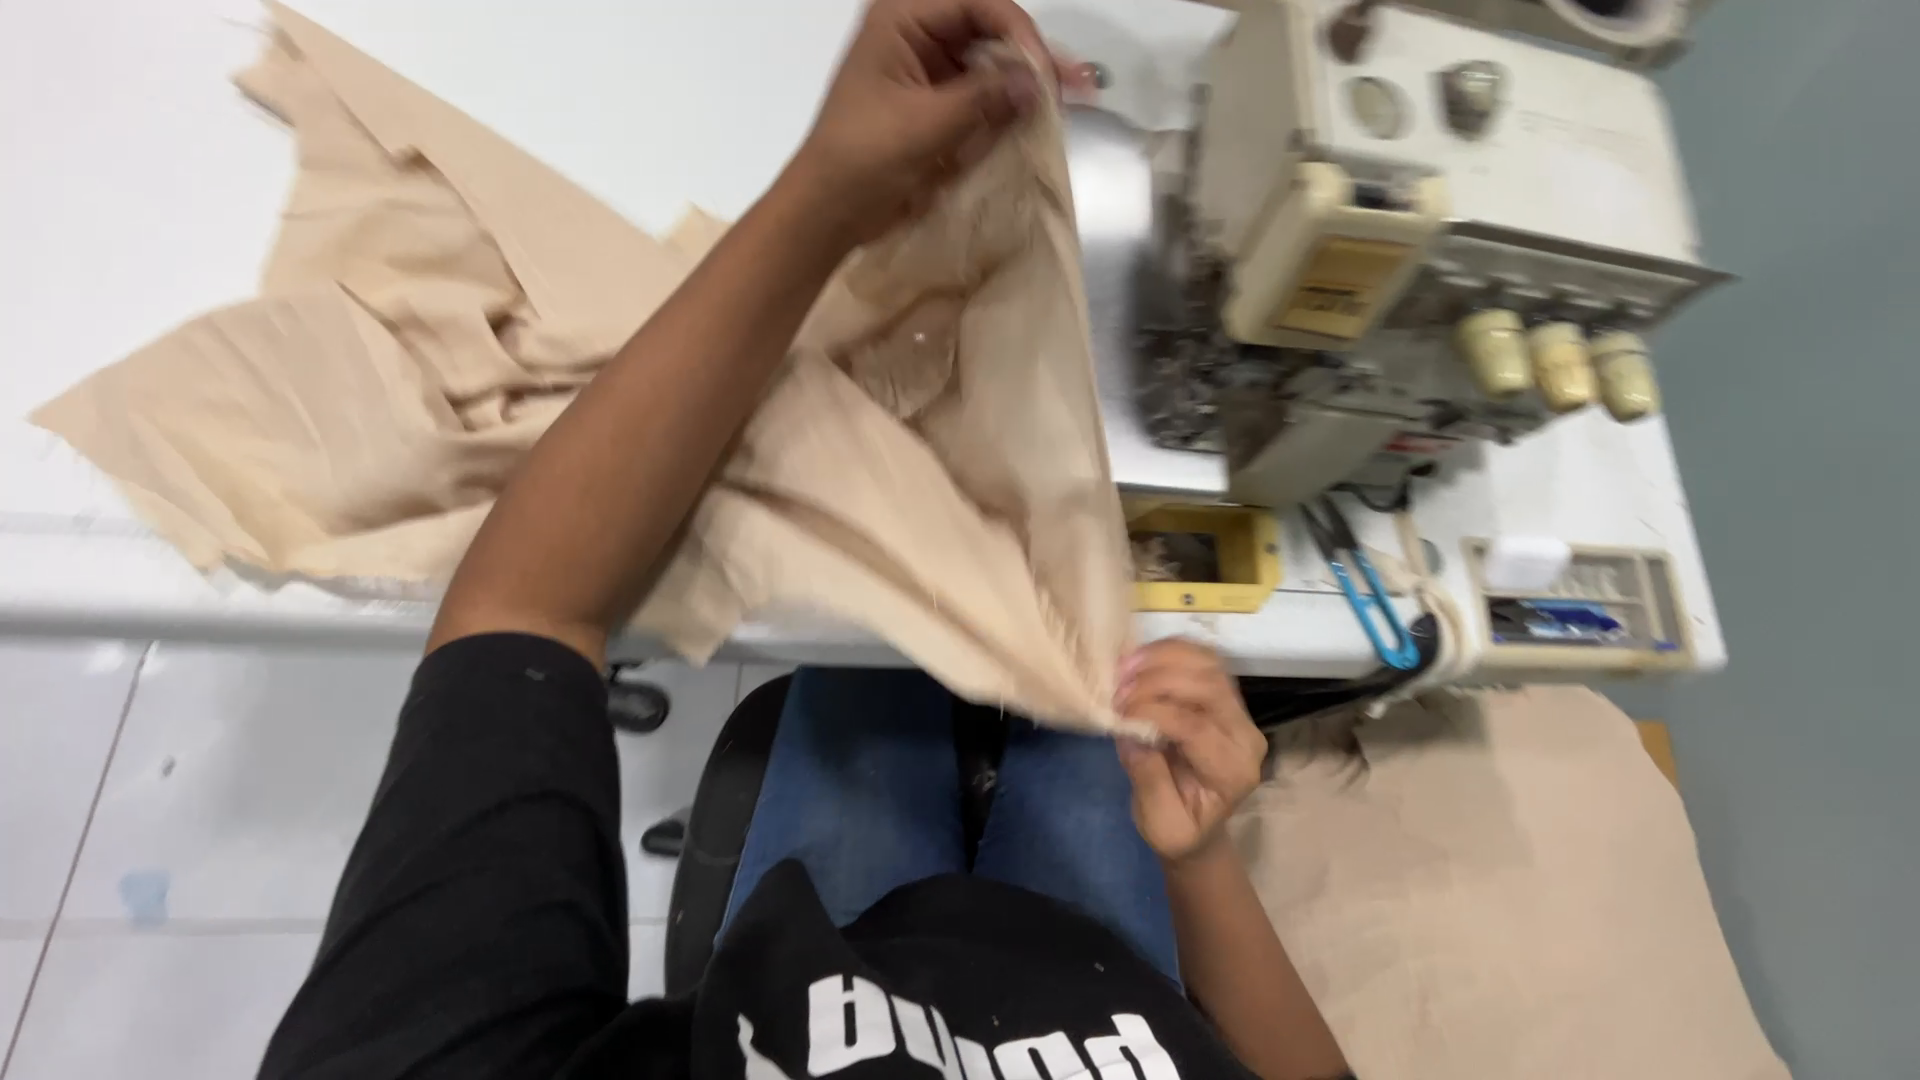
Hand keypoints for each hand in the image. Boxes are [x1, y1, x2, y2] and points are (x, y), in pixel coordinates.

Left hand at [780, 0, 1082, 247]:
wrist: (829, 211)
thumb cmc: (862, 160)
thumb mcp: (924, 127)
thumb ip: (982, 100)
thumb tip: (1036, 84)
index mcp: (902, 18)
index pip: (977, 3)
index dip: (1017, 33)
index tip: (1044, 75)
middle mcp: (918, 36)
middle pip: (989, 30)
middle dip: (1030, 57)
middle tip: (1075, 84)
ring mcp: (927, 73)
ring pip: (989, 65)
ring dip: (1023, 84)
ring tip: (1068, 101)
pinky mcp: (934, 109)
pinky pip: (979, 100)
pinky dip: (1006, 111)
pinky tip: (1034, 121)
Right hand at [1113, 640, 1266, 863]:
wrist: (1198, 827)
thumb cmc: (1178, 829)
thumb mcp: (1160, 823)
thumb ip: (1149, 779)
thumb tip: (1131, 731)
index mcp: (1233, 771)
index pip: (1197, 726)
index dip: (1154, 711)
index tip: (1118, 711)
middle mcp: (1245, 736)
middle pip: (1208, 686)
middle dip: (1157, 680)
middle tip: (1117, 688)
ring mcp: (1238, 711)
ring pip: (1208, 664)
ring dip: (1163, 658)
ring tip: (1125, 666)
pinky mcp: (1223, 695)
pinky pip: (1201, 659)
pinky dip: (1169, 651)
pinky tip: (1139, 659)